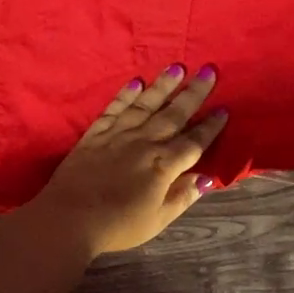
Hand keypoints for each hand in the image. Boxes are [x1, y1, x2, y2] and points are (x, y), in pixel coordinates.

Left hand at [13, 64, 229, 255]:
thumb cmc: (117, 225)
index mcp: (163, 165)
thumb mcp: (158, 219)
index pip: (194, 142)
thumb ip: (182, 196)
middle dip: (194, 93)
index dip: (210, 127)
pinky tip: (136, 82)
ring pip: (145, 105)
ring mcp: (117, 135)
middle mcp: (144, 143)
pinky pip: (114, 109)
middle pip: (174, 114)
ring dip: (163, 85)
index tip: (224, 109)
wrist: (69, 218)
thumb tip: (207, 178)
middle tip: (209, 70)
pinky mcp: (94, 134)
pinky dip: (126, 95)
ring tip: (177, 67)